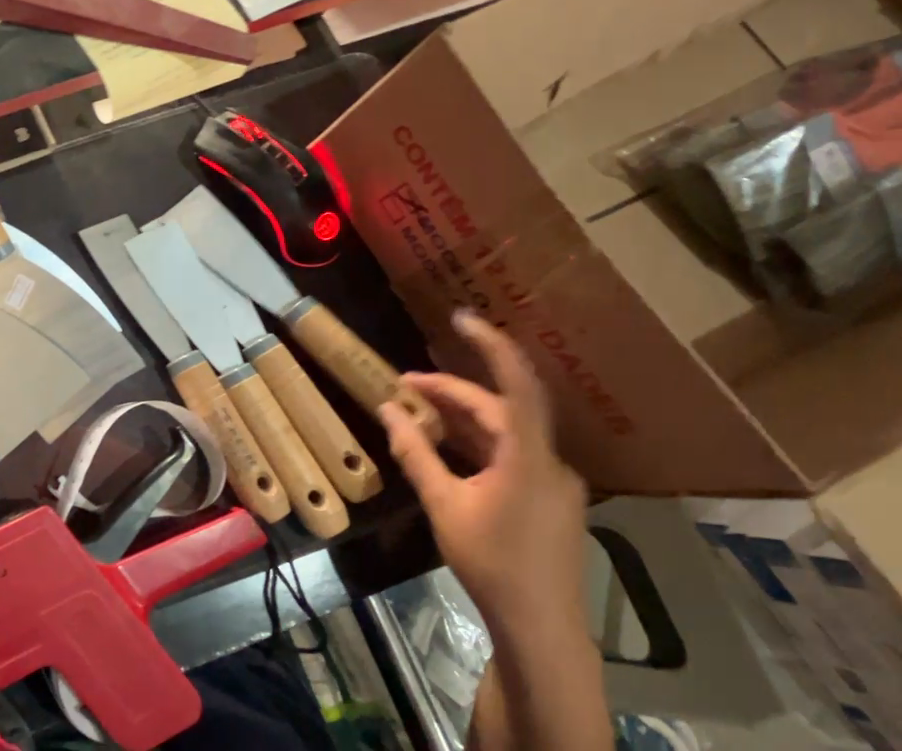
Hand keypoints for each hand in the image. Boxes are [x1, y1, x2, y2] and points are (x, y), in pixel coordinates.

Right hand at [378, 311, 588, 631]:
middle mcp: (549, 461)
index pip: (516, 386)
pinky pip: (512, 454)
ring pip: (505, 433)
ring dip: (462, 419)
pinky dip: (477, 443)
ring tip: (416, 411)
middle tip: (402, 386)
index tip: (462, 318)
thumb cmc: (490, 561)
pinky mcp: (551, 500)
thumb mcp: (443, 504)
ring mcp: (555, 482)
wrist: (540, 624)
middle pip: (500, 409)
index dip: (491, 347)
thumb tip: (388, 410)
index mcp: (527, 457)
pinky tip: (446, 449)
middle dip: (450, 393)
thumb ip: (416, 453)